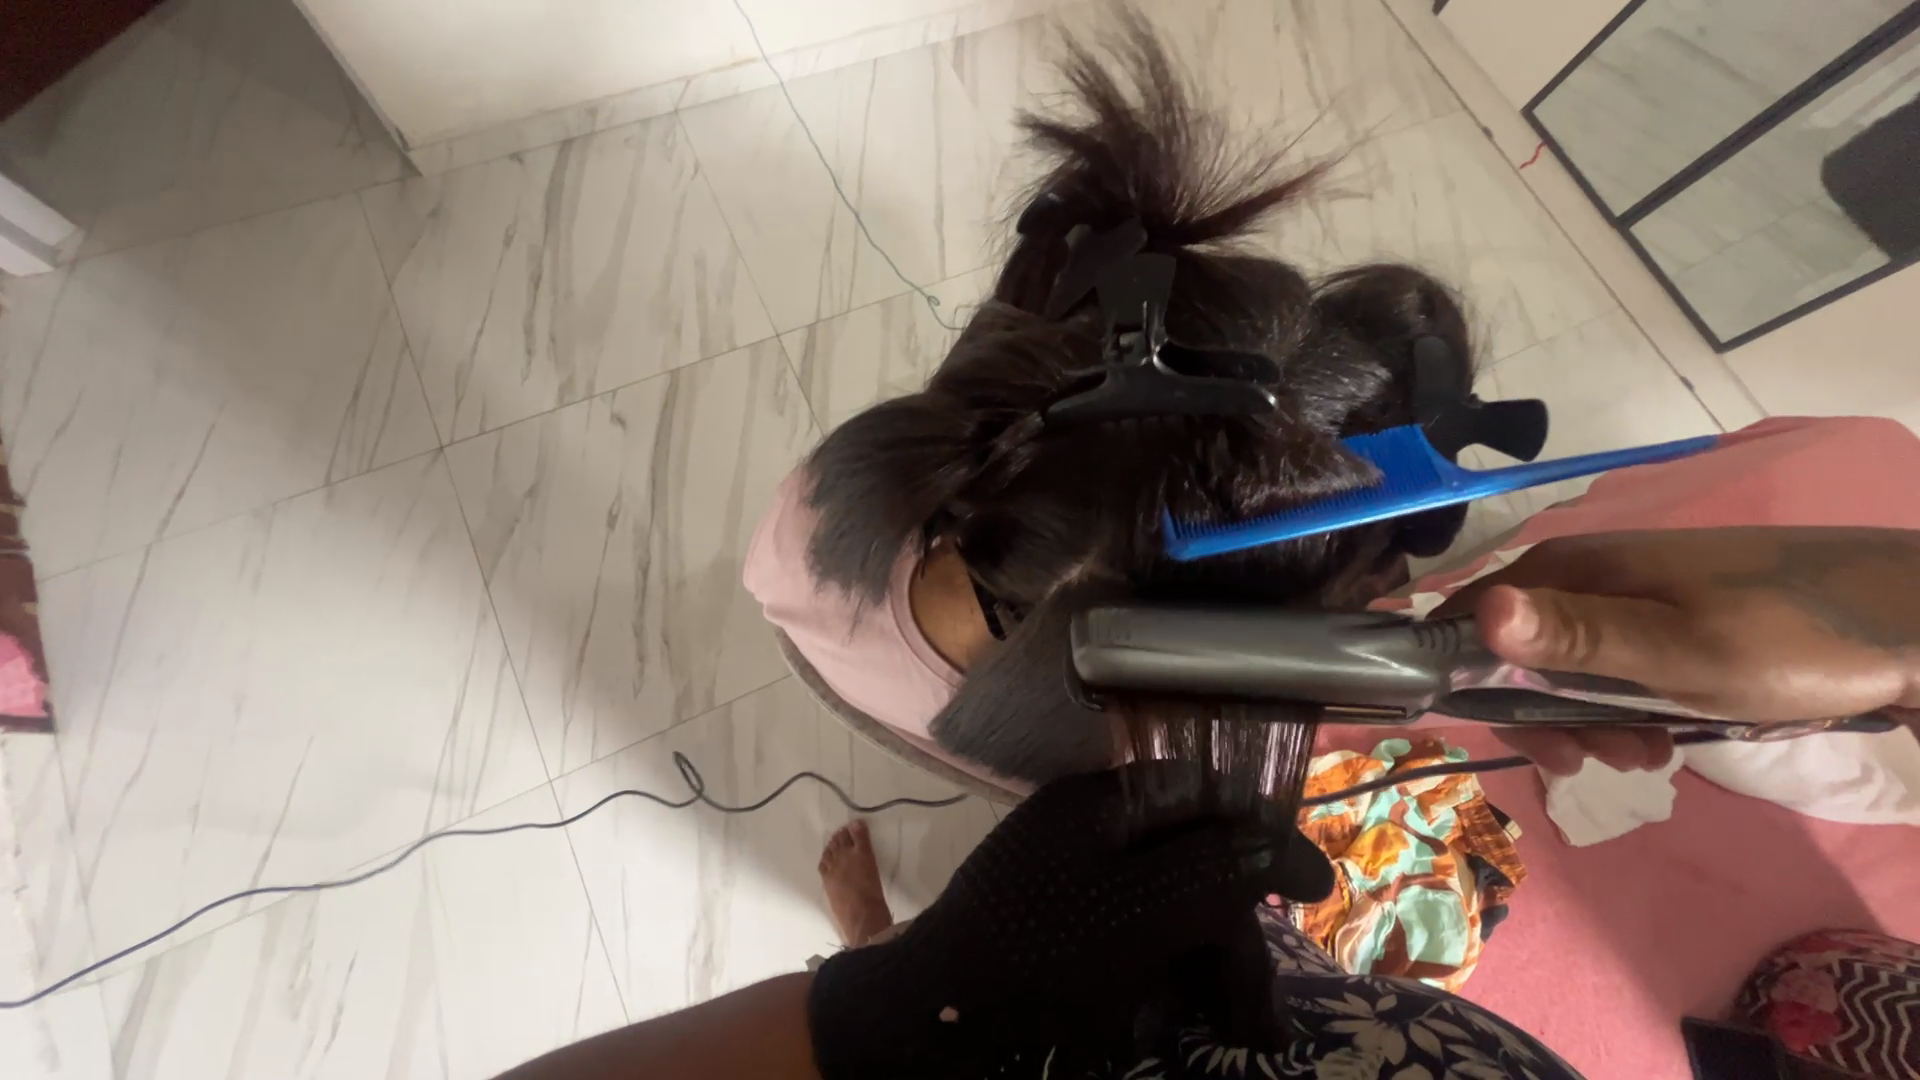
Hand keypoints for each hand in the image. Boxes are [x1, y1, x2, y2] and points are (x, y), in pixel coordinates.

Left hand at [806, 763, 1332, 1079]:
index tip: (1309, 888)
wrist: (942, 1014)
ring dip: (1207, 964)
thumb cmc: (1042, 950)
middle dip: (1231, 932)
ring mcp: (1074, 876)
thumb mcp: (1141, 909)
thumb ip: (1214, 869)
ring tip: (1233, 1028)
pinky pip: (1133, 934)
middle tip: (1258, 1011)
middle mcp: (1088, 827)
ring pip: (1166, 905)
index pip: (1199, 795)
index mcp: (1099, 801)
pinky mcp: (1067, 923)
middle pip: (1188, 860)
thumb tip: (1282, 846)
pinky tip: (1177, 1016)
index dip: (1257, 837)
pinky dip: (1165, 973)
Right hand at [1434, 527, 1919, 775]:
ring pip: (1560, 663)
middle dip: (1538, 713)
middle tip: (1594, 763)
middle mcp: (1576, 573)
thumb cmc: (1794, 637)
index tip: (1523, 738)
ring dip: (1583, 719)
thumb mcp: (1681, 649)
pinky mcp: (1658, 611)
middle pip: (1512, 649)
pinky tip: (1661, 734)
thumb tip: (1481, 613)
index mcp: (1563, 568)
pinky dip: (1619, 706)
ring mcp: (1619, 591)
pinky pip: (1606, 663)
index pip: (1466, 622)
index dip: (1471, 682)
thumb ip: (1576, 636)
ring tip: (1645, 758)